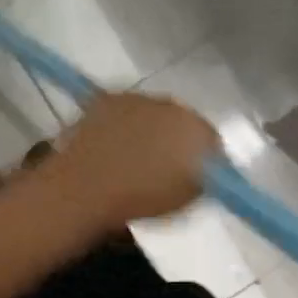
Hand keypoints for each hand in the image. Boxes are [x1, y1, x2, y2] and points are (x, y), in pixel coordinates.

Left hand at [36, 93, 218, 229]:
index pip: (211, 139)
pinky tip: (113, 141)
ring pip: (153, 112)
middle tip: (165, 162)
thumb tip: (204, 169)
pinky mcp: (108, 99)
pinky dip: (123, 121)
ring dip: (150, 127)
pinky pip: (124, 108)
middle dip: (177, 138)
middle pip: (182, 120)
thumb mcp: (186, 197)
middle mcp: (172, 105)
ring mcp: (138, 98)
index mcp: (196, 129)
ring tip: (135, 152)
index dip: (204, 156)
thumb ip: (202, 177)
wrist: (86, 187)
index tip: (195, 172)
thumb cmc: (140, 199)